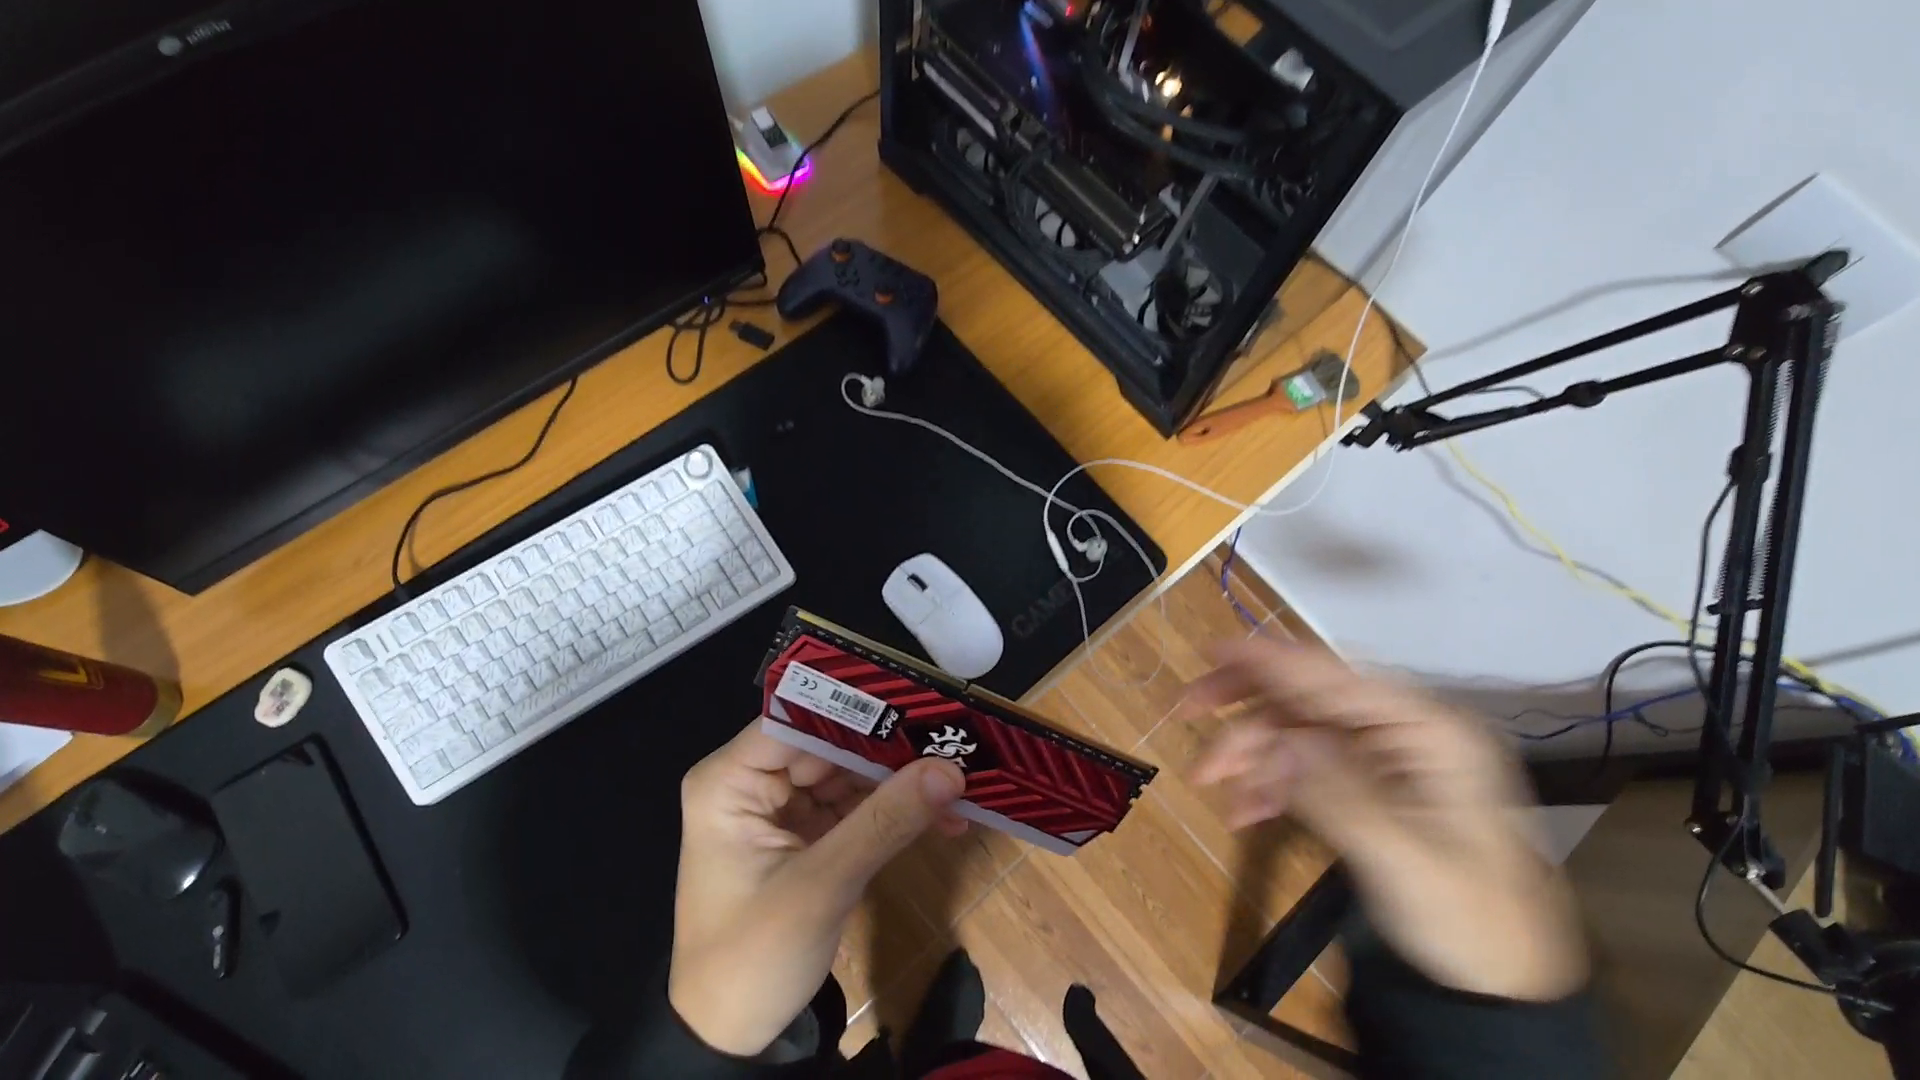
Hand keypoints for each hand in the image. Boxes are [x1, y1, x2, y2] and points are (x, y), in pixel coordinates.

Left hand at [669, 720, 968, 1055]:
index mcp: (730, 780)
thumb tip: (950, 770)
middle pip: (831, 743)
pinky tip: (944, 816)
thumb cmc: (755, 955)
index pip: (798, 719)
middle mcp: (753, 782)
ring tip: (964, 778)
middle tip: (957, 742)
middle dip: (892, 748)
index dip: (859, 708)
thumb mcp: (822, 885)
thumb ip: (884, 822)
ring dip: (902, 781)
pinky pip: (857, 807)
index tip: (922, 704)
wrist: (732, 1035)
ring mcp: (782, 808)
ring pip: (850, 773)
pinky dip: (896, 812)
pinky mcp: (807, 835)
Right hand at [1186, 640, 1586, 1001]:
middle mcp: (1404, 733)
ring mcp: (1385, 760)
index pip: (1336, 679)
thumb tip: (1276, 740)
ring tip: (1211, 781)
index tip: (1213, 648)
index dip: (1272, 660)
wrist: (1497, 982)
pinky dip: (1270, 783)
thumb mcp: (1401, 858)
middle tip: (1189, 708)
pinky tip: (1244, 811)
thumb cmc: (1467, 920)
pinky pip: (1305, 768)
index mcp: (1427, 732)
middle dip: (1250, 706)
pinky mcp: (1368, 788)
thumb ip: (1336, 791)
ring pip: (1298, 732)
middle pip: (1311, 697)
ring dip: (1251, 752)